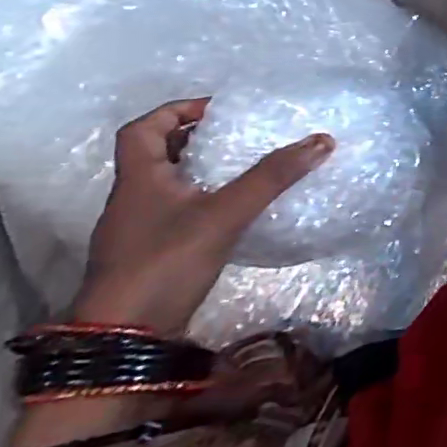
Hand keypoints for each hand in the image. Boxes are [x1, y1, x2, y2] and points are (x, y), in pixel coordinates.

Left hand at [72, 99, 333, 334]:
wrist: (125, 337)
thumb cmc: (166, 262)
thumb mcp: (225, 214)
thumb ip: (272, 178)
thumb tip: (321, 140)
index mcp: (139, 179)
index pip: (144, 128)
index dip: (177, 111)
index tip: (217, 109)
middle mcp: (132, 199)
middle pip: (154, 154)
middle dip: (193, 138)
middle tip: (235, 135)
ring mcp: (138, 231)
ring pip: (165, 186)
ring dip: (198, 170)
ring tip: (241, 168)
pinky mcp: (150, 256)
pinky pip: (175, 213)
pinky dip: (201, 201)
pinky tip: (231, 212)